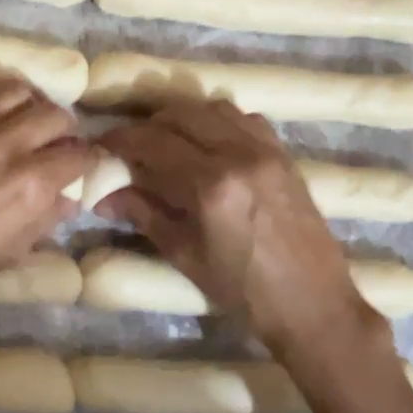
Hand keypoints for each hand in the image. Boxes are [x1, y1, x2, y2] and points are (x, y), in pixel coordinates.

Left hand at [0, 79, 93, 318]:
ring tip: (25, 120)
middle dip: (64, 132)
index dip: (86, 162)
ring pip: (18, 90)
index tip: (82, 167)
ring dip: (30, 105)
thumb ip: (46, 217)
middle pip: (55, 116)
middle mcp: (5, 143)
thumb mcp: (12, 252)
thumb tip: (67, 196)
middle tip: (56, 145)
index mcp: (30, 183)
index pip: (79, 156)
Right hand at [97, 99, 376, 348]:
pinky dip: (217, 121)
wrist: (312, 304)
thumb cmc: (243, 291)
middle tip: (128, 145)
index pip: (153, 143)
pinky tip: (206, 144)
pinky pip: (244, 119)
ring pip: (213, 108)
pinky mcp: (284, 155)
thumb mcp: (185, 255)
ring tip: (164, 141)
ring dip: (182, 117)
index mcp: (211, 185)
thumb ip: (144, 215)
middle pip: (181, 115)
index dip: (121, 140)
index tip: (101, 146)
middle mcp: (240, 154)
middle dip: (147, 125)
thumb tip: (103, 198)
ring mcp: (267, 150)